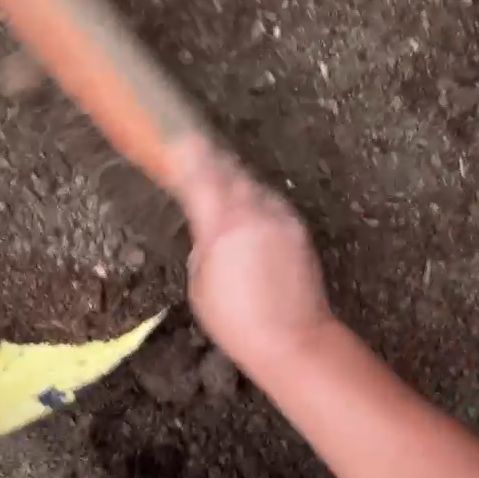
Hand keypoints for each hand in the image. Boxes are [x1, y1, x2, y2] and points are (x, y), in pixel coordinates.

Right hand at [167, 135, 335, 368]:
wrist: (294, 338)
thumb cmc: (237, 321)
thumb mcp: (201, 285)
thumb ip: (203, 245)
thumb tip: (208, 227)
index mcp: (223, 227)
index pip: (202, 178)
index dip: (190, 156)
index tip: (180, 139)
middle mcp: (254, 214)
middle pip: (231, 174)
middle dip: (214, 162)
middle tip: (199, 150)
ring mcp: (281, 220)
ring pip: (254, 187)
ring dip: (237, 180)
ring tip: (223, 178)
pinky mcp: (298, 230)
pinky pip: (273, 204)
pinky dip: (258, 200)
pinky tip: (250, 209)